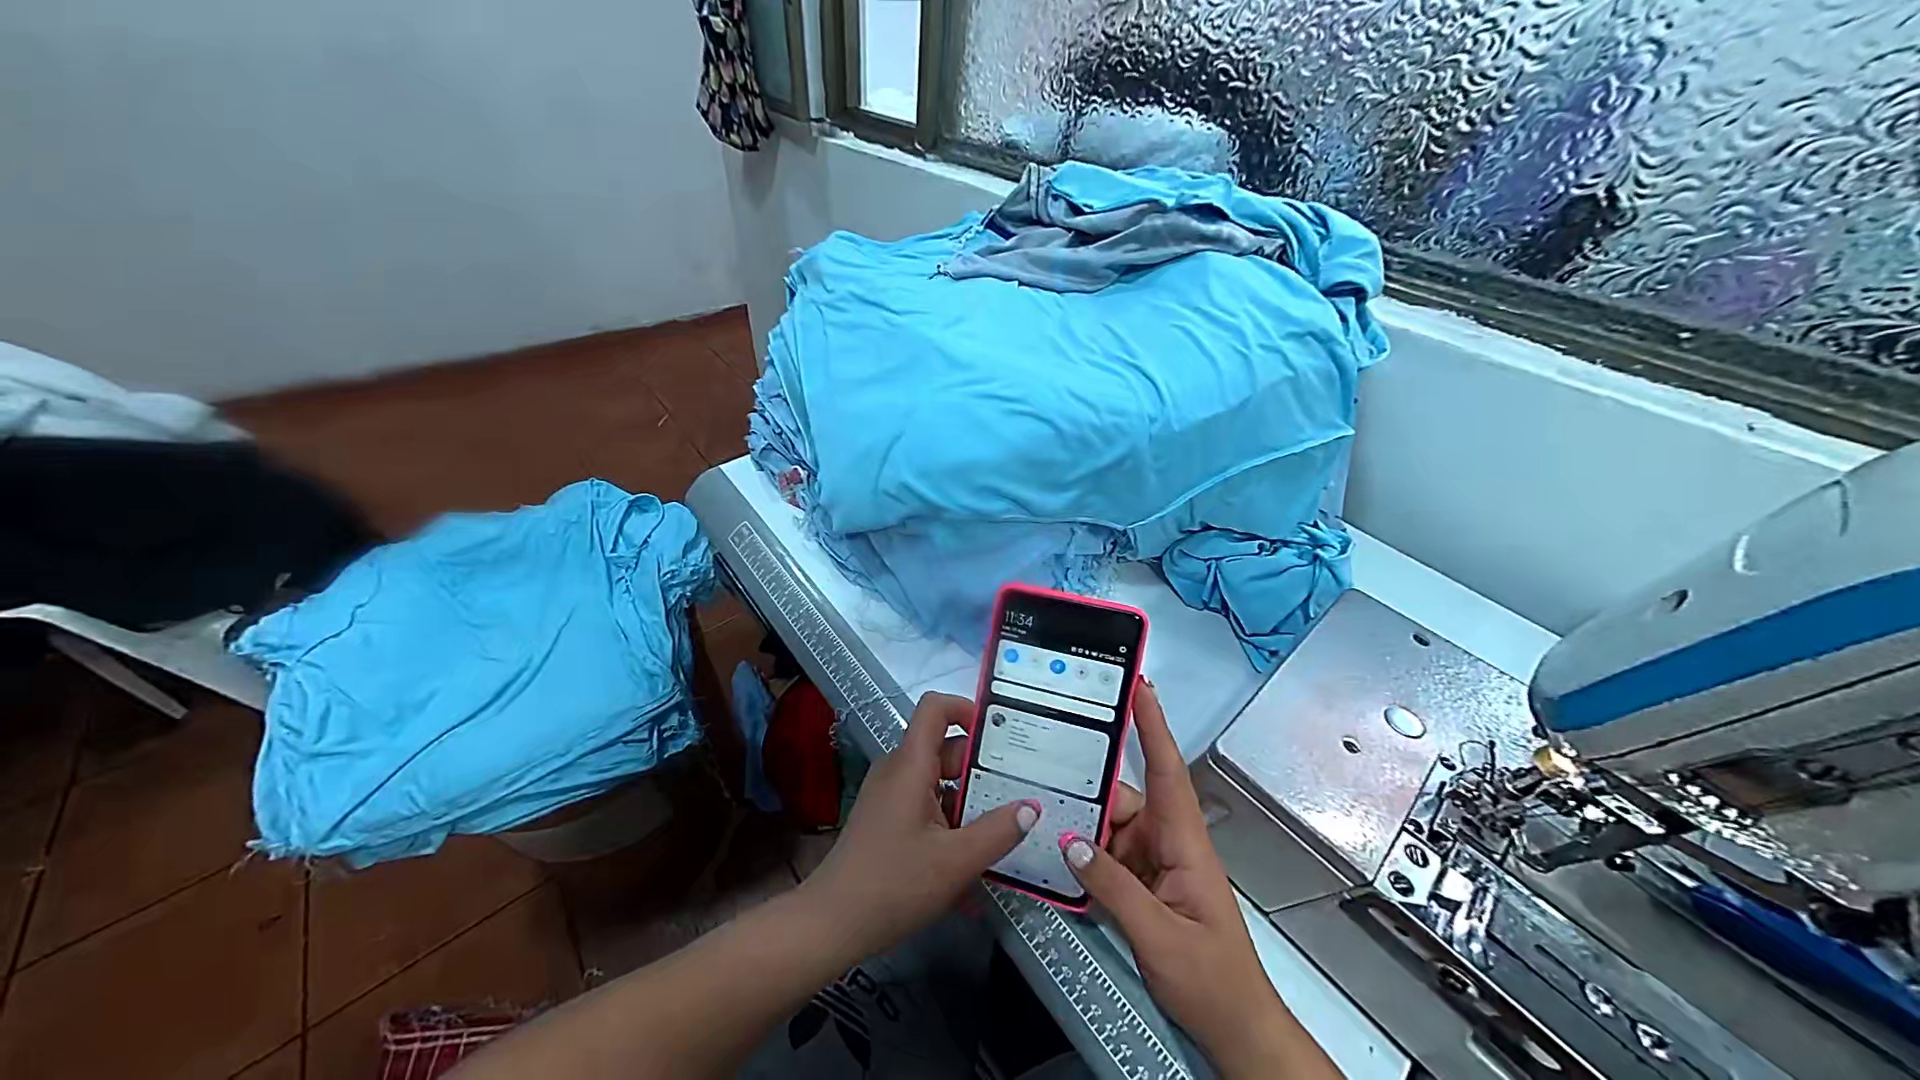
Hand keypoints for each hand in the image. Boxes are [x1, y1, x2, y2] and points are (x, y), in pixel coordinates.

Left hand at [798, 692, 1035, 959]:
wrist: (831, 924)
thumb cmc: (893, 885)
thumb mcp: (956, 862)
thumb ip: (997, 831)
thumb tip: (1031, 807)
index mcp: (910, 765)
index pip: (935, 708)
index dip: (968, 708)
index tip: (1002, 732)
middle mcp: (898, 770)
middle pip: (945, 747)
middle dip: (983, 763)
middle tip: (1022, 784)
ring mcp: (890, 795)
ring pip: (939, 779)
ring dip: (970, 795)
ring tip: (1009, 819)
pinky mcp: (888, 818)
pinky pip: (927, 802)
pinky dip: (952, 816)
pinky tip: (976, 849)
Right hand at [1063, 680, 1338, 1078]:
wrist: (1235, 1029)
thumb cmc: (1212, 981)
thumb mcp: (1158, 936)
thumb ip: (1112, 886)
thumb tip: (1070, 840)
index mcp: (1185, 843)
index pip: (1168, 772)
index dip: (1154, 726)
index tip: (1139, 687)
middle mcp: (1169, 843)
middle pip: (1124, 801)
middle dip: (1089, 792)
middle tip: (1047, 776)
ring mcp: (1156, 864)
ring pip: (1110, 828)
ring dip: (1081, 829)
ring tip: (1041, 823)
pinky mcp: (1143, 884)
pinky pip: (1107, 856)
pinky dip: (1083, 856)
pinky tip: (1055, 856)